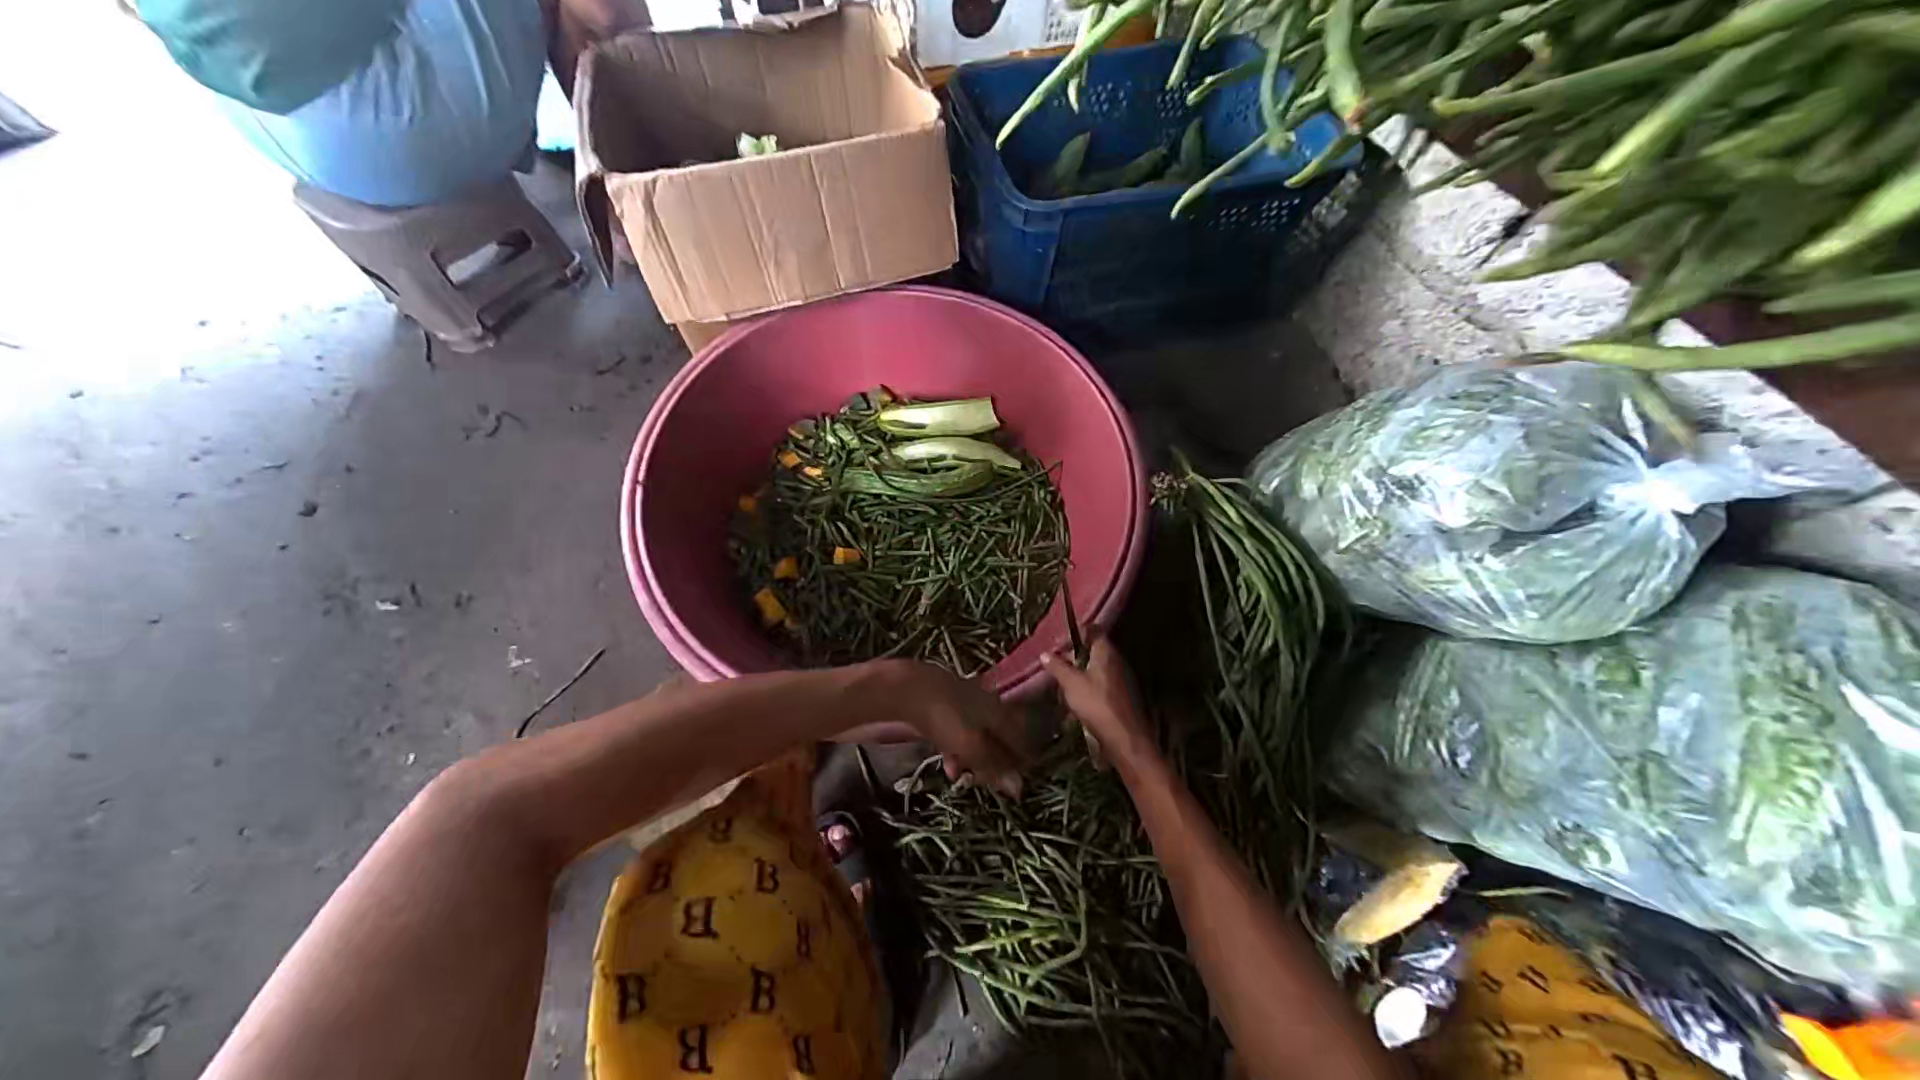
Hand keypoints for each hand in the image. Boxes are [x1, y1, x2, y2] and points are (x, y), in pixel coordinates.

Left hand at [843, 661, 1030, 797]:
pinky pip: (956, 734)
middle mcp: (983, 703)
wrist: (902, 689)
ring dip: (974, 760)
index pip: (1019, 735)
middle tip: (991, 784)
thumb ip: (993, 765)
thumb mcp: (970, 745)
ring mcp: (960, 704)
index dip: (1023, 757)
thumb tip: (1019, 788)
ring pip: (975, 736)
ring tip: (967, 779)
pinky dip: (956, 751)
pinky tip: (948, 765)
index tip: (1024, 780)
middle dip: (997, 761)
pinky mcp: (938, 708)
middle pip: (997, 736)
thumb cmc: (943, 716)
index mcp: (997, 708)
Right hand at [1041, 638, 1154, 771]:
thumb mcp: (1071, 683)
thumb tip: (1045, 653)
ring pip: (1098, 668)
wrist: (1125, 737)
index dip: (1076, 633)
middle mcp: (1117, 661)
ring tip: (1064, 684)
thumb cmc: (1096, 704)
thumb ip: (1058, 666)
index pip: (1093, 630)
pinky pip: (1102, 683)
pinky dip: (1089, 687)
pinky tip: (1078, 700)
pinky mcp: (1122, 696)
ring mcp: (1122, 678)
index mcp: (1106, 652)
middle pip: (1094, 650)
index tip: (1059, 642)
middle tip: (1057, 664)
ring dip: (1080, 673)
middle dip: (1075, 656)